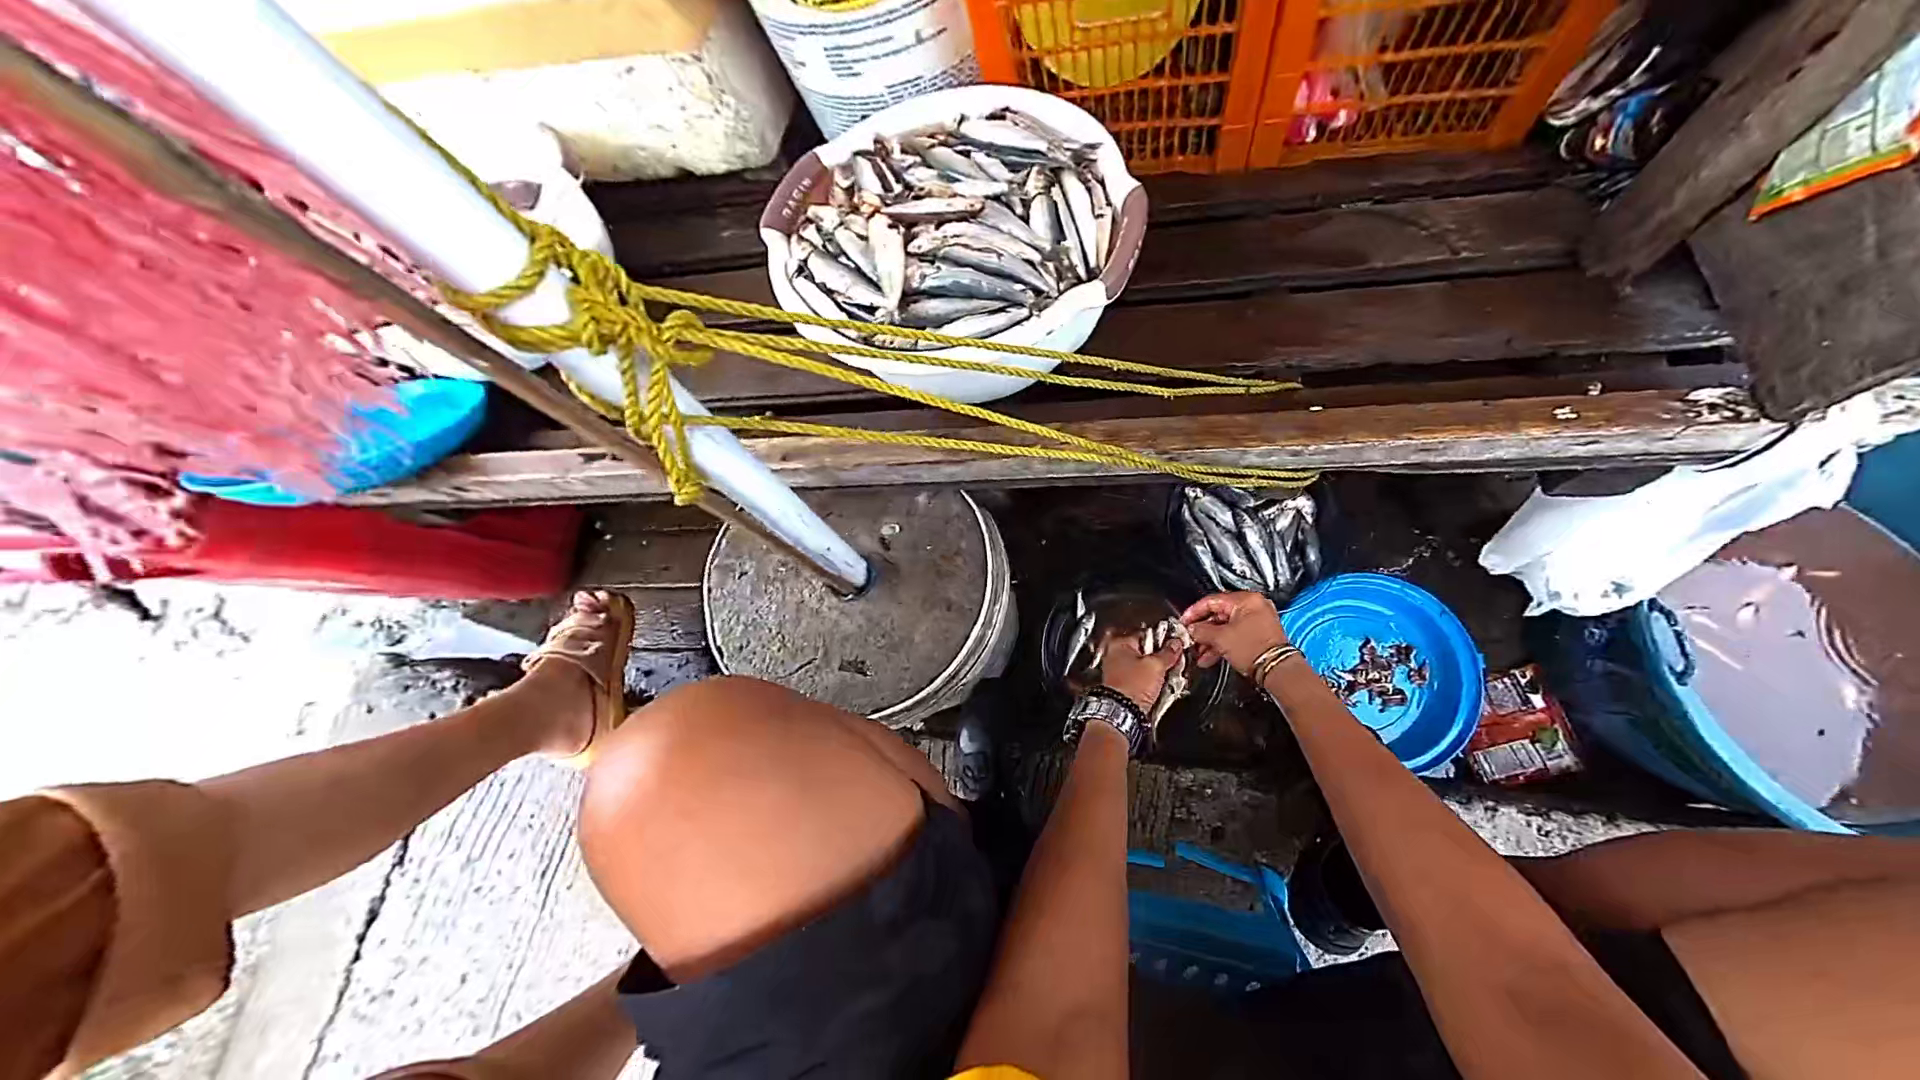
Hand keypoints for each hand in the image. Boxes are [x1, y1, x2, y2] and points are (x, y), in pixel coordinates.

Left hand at [1094, 627, 1181, 712]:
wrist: (1122, 712)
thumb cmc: (1130, 687)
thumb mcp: (1156, 666)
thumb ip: (1168, 653)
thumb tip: (1175, 645)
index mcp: (1120, 643)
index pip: (1145, 633)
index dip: (1162, 638)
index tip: (1174, 644)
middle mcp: (1114, 655)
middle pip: (1144, 650)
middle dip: (1159, 656)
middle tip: (1171, 660)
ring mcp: (1117, 671)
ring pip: (1142, 665)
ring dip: (1155, 670)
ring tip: (1165, 675)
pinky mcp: (1122, 686)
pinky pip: (1140, 678)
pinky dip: (1149, 680)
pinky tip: (1157, 685)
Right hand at [1181, 591, 1287, 675]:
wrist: (1277, 670)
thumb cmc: (1256, 650)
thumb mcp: (1220, 638)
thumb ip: (1201, 630)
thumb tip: (1192, 629)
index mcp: (1246, 600)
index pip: (1211, 600)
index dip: (1194, 612)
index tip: (1185, 622)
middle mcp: (1254, 606)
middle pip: (1219, 614)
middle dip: (1203, 630)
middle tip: (1191, 638)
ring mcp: (1258, 620)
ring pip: (1226, 626)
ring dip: (1211, 640)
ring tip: (1200, 652)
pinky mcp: (1259, 634)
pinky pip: (1235, 634)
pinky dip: (1222, 644)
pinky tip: (1211, 656)